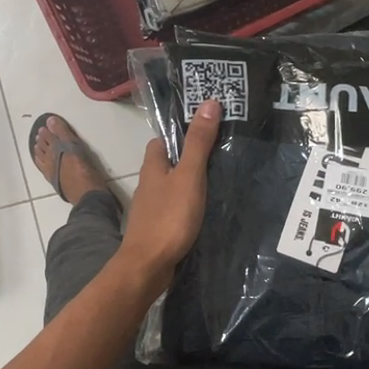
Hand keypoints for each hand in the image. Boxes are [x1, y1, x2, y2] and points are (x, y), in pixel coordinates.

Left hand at [121, 99, 222, 278]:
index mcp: (152, 167)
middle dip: (188, 161)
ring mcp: (151, 209)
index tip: (205, 130)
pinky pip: (174, 211)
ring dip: (189, 185)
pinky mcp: (158, 229)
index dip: (179, 134)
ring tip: (219, 184)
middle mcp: (148, 185)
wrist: (148, 266)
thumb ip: (198, 143)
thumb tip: (208, 102)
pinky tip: (206, 212)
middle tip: (220, 158)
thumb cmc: (169, 217)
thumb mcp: (189, 176)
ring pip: (171, 189)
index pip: (161, 141)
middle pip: (167, 165)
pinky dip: (188, 207)